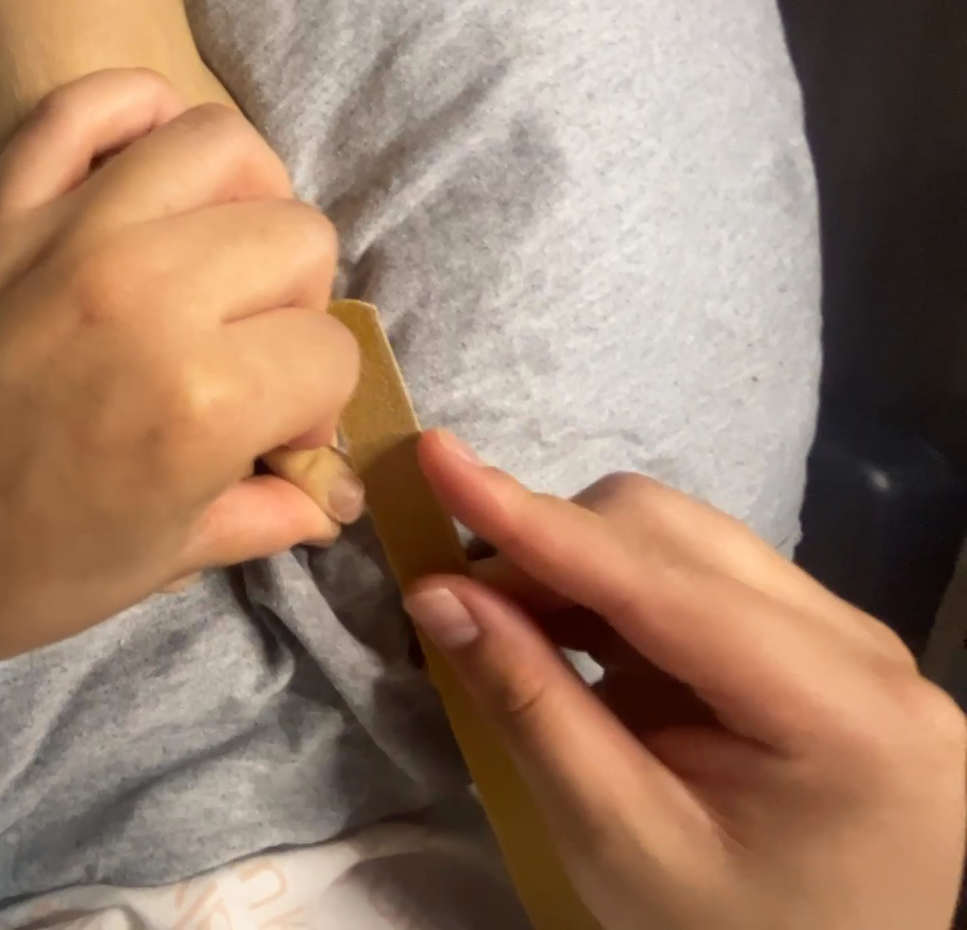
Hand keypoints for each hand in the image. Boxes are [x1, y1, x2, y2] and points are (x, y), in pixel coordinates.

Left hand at [0, 69, 359, 686]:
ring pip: (216, 144)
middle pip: (296, 236)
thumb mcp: (161, 563)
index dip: (317, 400)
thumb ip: (267, 511)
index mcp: (202, 400)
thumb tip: (335, 491)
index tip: (279, 432)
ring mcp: (63, 236)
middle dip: (294, 304)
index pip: (330, 352)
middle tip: (246, 353)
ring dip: (242, 198)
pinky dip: (130, 111)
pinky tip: (145, 165)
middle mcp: (146, 294)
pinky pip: (83, 106)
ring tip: (211, 257)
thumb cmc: (13, 576)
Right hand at [403, 430, 966, 929]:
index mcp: (843, 717)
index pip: (654, 581)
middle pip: (663, 529)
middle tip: (462, 605)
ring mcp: (833, 638)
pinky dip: (589, 585)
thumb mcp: (611, 835)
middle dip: (541, 545)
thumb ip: (524, 703)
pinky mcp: (794, 638)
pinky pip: (669, 565)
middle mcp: (858, 651)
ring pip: (663, 532)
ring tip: (510, 629)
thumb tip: (434, 592)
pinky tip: (565, 639)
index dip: (531, 517)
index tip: (436, 459)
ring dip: (560, 561)